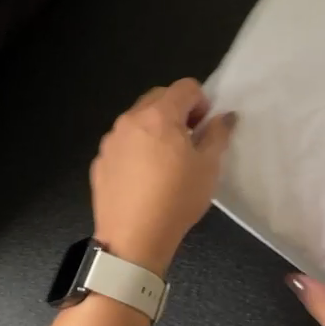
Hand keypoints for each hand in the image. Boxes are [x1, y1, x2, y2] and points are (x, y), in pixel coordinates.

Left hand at [90, 78, 236, 275]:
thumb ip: (218, 135)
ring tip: (166, 163)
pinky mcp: (99, 162)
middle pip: (158, 98)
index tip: (205, 128)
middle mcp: (130, 120)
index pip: (185, 87)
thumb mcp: (209, 168)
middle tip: (189, 142)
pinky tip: (144, 179)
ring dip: (155, 130)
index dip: (202, 102)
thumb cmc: (177, 200)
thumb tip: (225, 116)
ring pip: (137, 121)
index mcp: (160, 115)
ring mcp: (110, 141)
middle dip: (177, 111)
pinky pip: (122, 144)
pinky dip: (136, 150)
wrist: (133, 239)